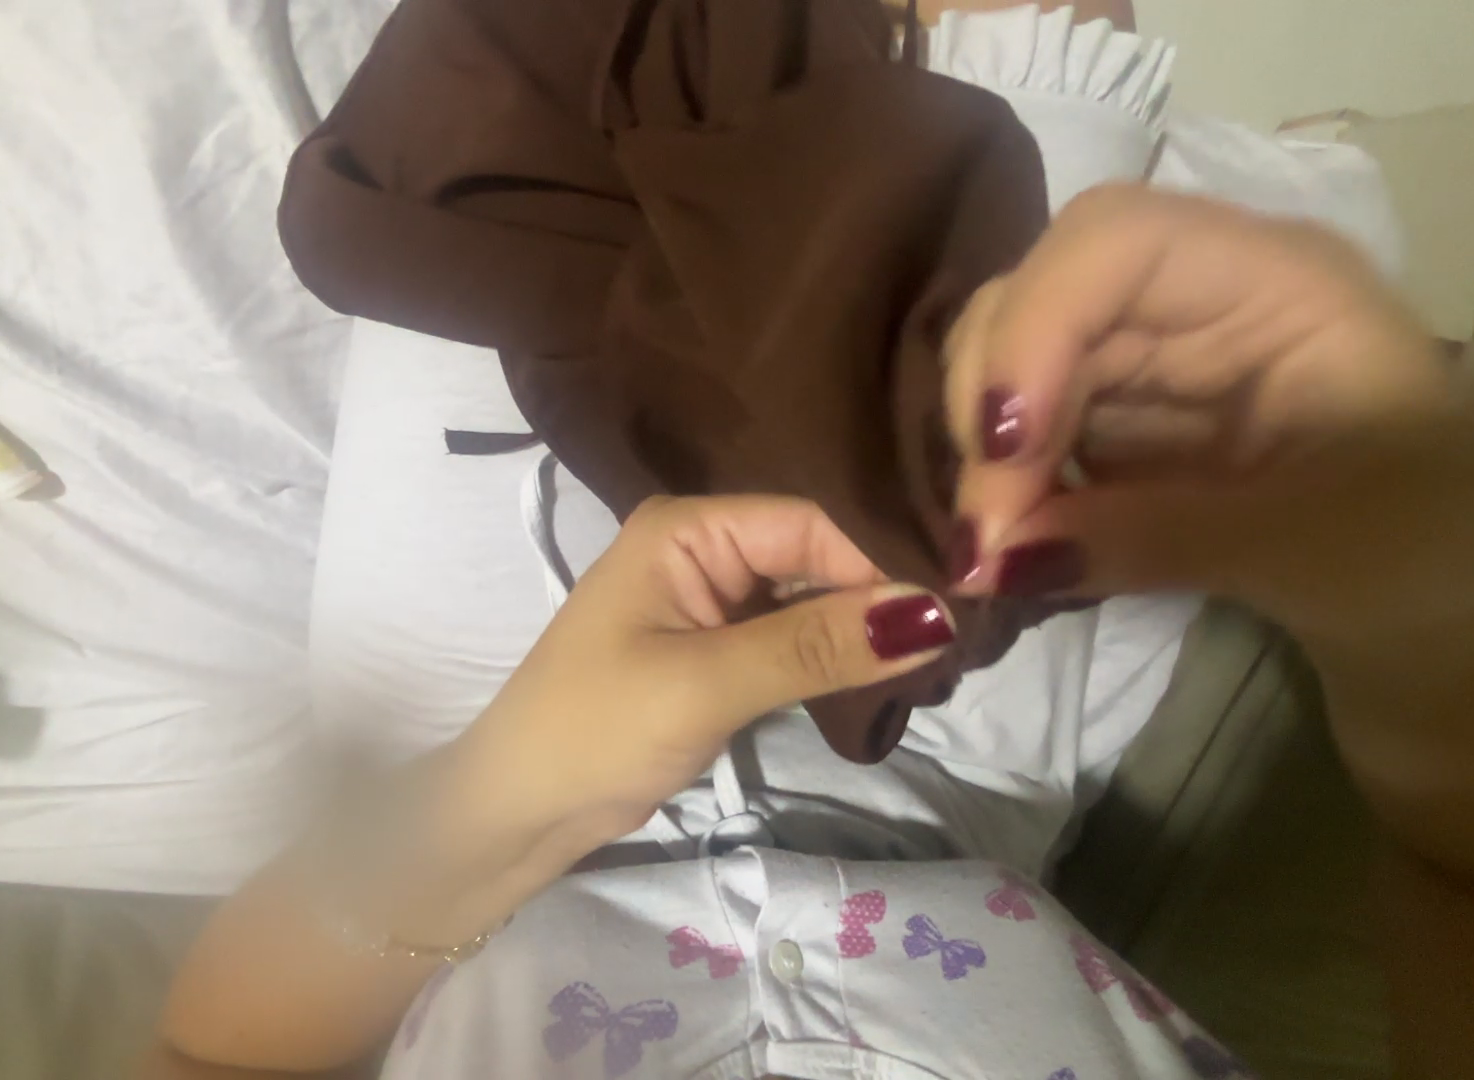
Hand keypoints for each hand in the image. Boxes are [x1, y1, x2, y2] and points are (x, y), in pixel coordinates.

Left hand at [460, 494, 956, 845]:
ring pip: (799, 600)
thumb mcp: (706, 683)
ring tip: (929, 662)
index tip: (944, 621)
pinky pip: (782, 638)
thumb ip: (814, 646)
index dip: (873, 566)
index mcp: (683, 529)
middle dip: (869, 600)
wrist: (522, 807)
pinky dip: (822, 656)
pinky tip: (874, 675)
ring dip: (851, 631)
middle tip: (951, 647)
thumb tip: (932, 614)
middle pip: (806, 556)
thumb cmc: (595, 729)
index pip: (804, 523)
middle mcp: (696, 549)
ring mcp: (702, 601)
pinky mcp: (709, 649)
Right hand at [939, 185, 1473, 639]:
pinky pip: (1003, 428)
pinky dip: (984, 481)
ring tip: (992, 542)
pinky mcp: (1089, 422)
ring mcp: (1124, 363)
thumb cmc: (1423, 553)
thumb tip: (989, 559)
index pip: (1111, 243)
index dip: (1033, 330)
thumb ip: (1146, 540)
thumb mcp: (1311, 548)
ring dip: (974, 454)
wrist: (1425, 598)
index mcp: (1270, 284)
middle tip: (987, 529)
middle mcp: (1178, 304)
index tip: (1006, 449)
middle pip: (1024, 300)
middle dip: (988, 411)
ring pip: (994, 362)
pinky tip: (999, 534)